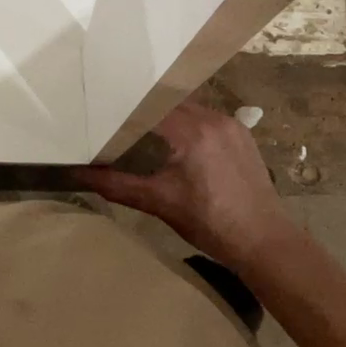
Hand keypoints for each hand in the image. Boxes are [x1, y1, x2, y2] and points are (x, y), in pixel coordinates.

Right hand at [80, 101, 292, 267]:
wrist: (266, 243)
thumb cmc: (210, 223)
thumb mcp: (159, 203)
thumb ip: (117, 185)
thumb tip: (79, 176)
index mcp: (191, 131)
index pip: (148, 104)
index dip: (126, 106)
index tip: (105, 111)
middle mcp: (212, 118)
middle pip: (168, 103)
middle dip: (145, 111)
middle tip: (121, 121)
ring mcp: (231, 125)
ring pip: (189, 109)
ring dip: (169, 118)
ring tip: (147, 132)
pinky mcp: (243, 136)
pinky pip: (208, 119)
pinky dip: (190, 126)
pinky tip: (180, 146)